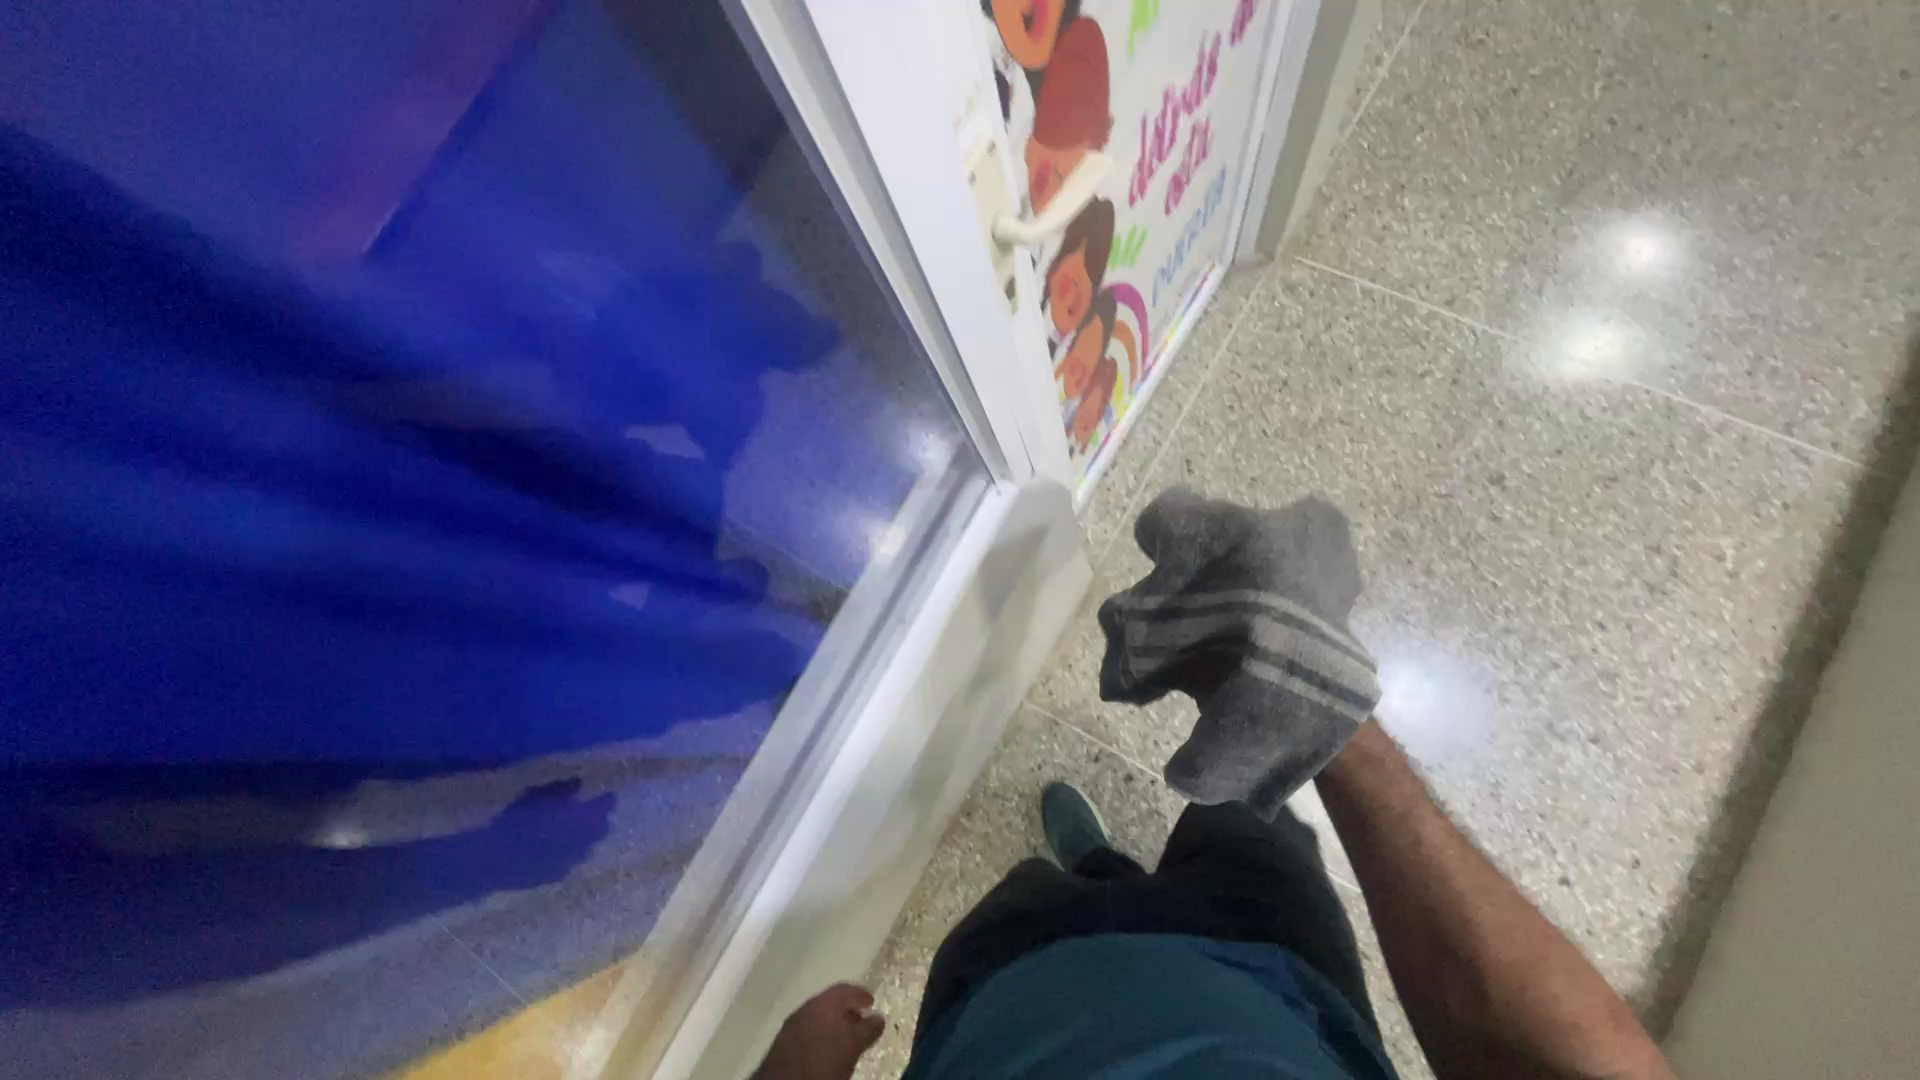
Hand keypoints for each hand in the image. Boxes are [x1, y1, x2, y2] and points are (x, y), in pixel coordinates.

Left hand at [750, 983, 886, 1079]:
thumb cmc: (823, 1062)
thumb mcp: (852, 1046)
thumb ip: (867, 1029)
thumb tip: (879, 1017)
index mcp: (823, 1002)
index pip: (845, 989)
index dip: (860, 994)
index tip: (871, 1002)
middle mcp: (806, 1007)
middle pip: (830, 1002)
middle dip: (846, 1010)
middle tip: (861, 1021)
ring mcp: (792, 1025)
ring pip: (817, 1017)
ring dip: (832, 1024)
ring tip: (846, 1039)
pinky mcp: (782, 1044)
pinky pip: (807, 1031)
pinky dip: (820, 1035)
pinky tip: (825, 1050)